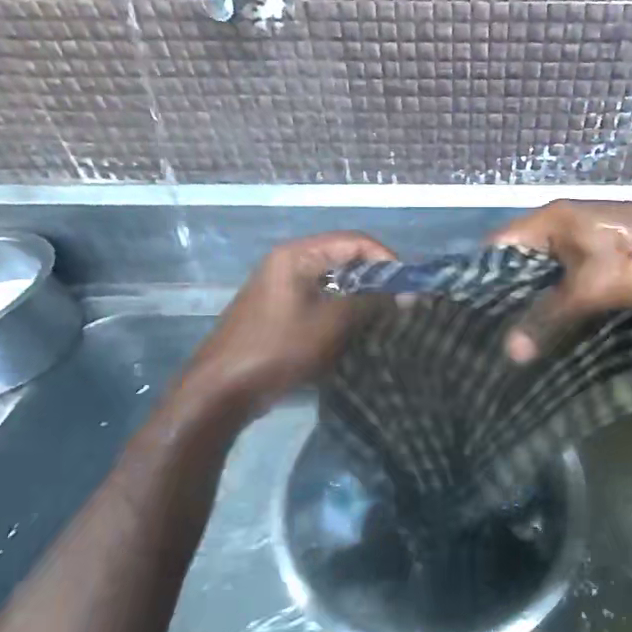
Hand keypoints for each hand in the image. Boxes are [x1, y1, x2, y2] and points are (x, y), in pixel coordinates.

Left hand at [185, 232, 394, 412]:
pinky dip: (342, 313)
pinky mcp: (279, 313)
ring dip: (361, 299)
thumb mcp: (332, 323)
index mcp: (297, 255)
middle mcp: (288, 263)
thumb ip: (371, 302)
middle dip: (376, 280)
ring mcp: (281, 288)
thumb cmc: (279, 348)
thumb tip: (404, 294)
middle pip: (344, 260)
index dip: (387, 260)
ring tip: (384, 321)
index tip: (408, 288)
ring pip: (334, 283)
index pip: (355, 241)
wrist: (223, 389)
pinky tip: (357, 334)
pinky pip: (320, 302)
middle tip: (401, 306)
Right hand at [487, 201, 631, 361]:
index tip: (465, 314)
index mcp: (551, 220)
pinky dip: (558, 304)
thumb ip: (547, 317)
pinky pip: (568, 283)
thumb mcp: (589, 290)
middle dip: (506, 296)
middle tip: (486, 334)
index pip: (498, 245)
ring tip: (512, 339)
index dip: (479, 277)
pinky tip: (548, 332)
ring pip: (546, 275)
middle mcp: (562, 226)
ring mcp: (584, 244)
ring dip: (534, 302)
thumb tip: (510, 353)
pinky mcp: (603, 262)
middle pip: (520, 261)